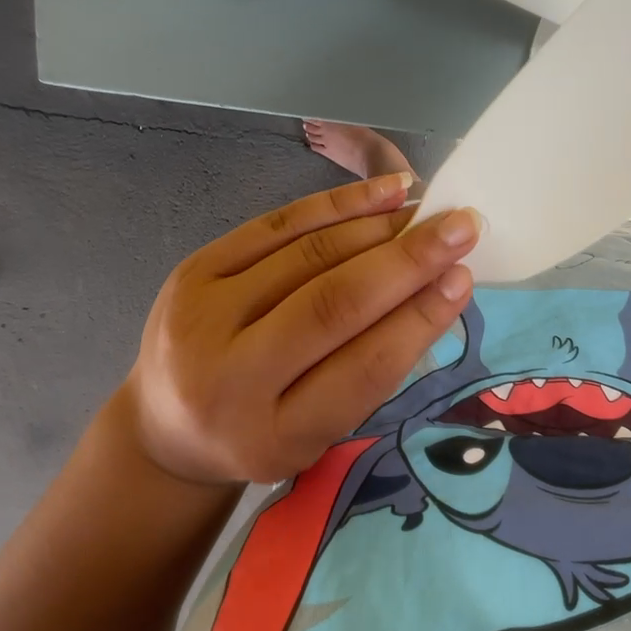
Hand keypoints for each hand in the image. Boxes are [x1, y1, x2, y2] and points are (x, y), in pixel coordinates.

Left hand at [128, 173, 480, 483]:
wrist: (166, 427)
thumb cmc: (262, 434)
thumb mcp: (320, 429)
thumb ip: (373, 367)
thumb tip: (440, 286)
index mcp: (274, 437)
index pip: (363, 369)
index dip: (419, 320)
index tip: (465, 280)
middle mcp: (228, 378)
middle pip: (332, 304)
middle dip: (407, 261)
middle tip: (463, 228)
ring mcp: (201, 316)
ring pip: (308, 255)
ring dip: (379, 227)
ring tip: (430, 212)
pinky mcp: (192, 271)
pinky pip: (278, 225)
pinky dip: (338, 204)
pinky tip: (386, 193)